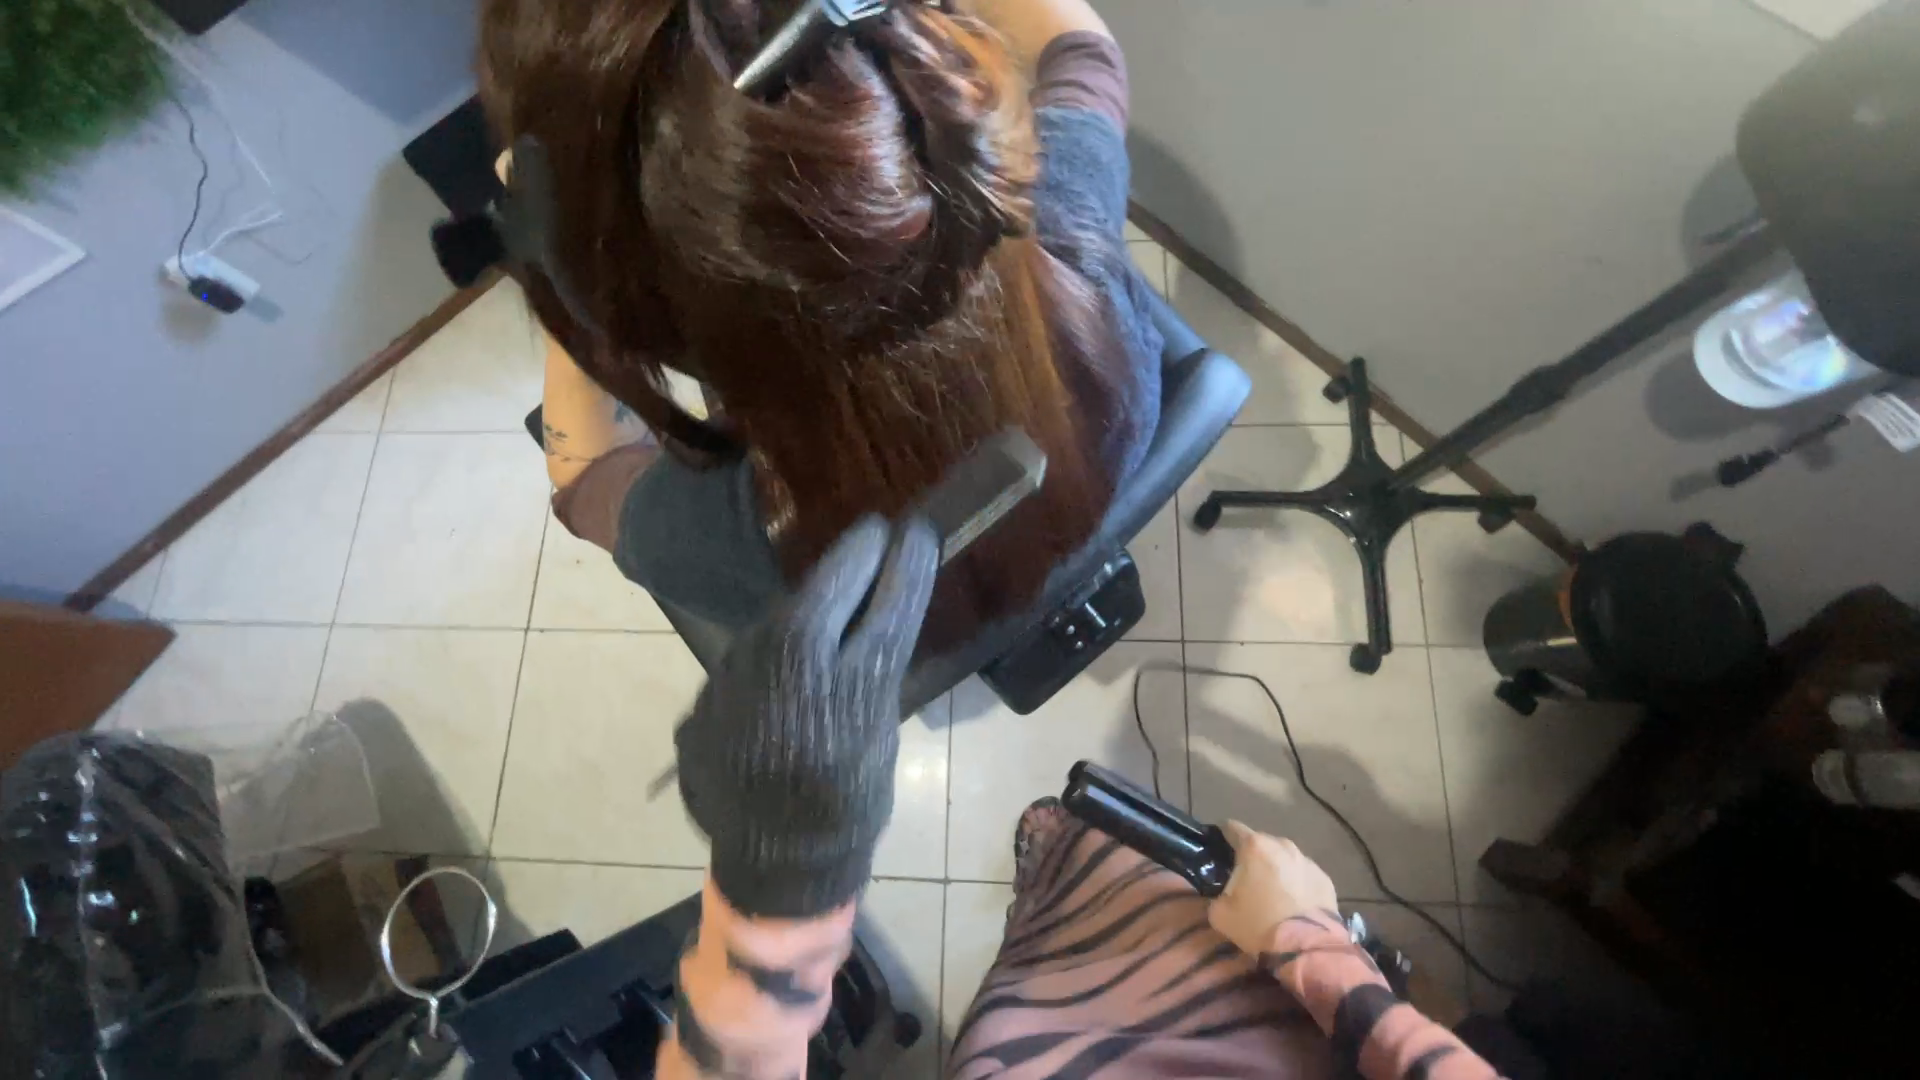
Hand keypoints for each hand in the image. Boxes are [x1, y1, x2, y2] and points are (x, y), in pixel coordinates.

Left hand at [676, 515, 938, 917]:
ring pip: (785, 612)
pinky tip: (787, 652)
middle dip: (860, 553)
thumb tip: (874, 611)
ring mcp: (741, 676)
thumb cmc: (850, 803)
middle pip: (831, 585)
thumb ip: (874, 668)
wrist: (776, 861)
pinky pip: (752, 649)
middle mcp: (793, 669)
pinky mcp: (707, 692)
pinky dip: (777, 642)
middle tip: (876, 531)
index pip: (890, 600)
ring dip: (814, 596)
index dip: (907, 560)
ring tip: (833, 588)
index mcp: (854, 686)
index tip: (917, 531)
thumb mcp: (880, 731)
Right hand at [1207, 820, 1339, 956]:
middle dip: (1251, 857)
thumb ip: (1216, 895)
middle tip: (1246, 881)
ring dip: (1276, 869)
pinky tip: (1295, 905)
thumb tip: (1220, 894)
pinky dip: (1297, 883)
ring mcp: (1307, 861)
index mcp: (1254, 846)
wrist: (1308, 951)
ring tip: (1274, 894)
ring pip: (1284, 857)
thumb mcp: (1220, 914)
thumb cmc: (1260, 926)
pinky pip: (1303, 874)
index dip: (1222, 839)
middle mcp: (1282, 845)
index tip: (1219, 856)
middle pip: (1260, 842)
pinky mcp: (1326, 879)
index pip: (1231, 827)